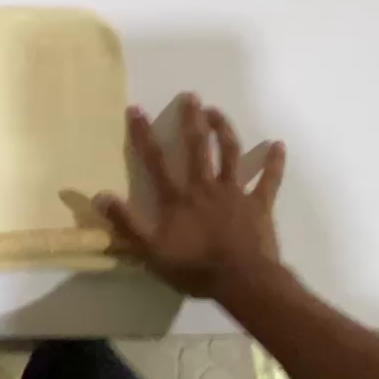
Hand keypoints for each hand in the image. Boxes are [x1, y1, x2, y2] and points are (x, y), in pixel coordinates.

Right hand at [95, 95, 288, 298]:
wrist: (243, 282)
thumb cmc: (194, 268)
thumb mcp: (150, 251)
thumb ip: (126, 223)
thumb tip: (100, 196)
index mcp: (178, 197)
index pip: (156, 160)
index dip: (144, 134)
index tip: (137, 109)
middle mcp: (205, 187)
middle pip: (198, 147)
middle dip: (192, 120)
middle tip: (191, 96)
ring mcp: (235, 193)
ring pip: (231, 154)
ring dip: (224, 130)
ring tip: (217, 112)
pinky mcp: (259, 205)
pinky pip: (269, 180)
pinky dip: (274, 163)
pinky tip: (278, 145)